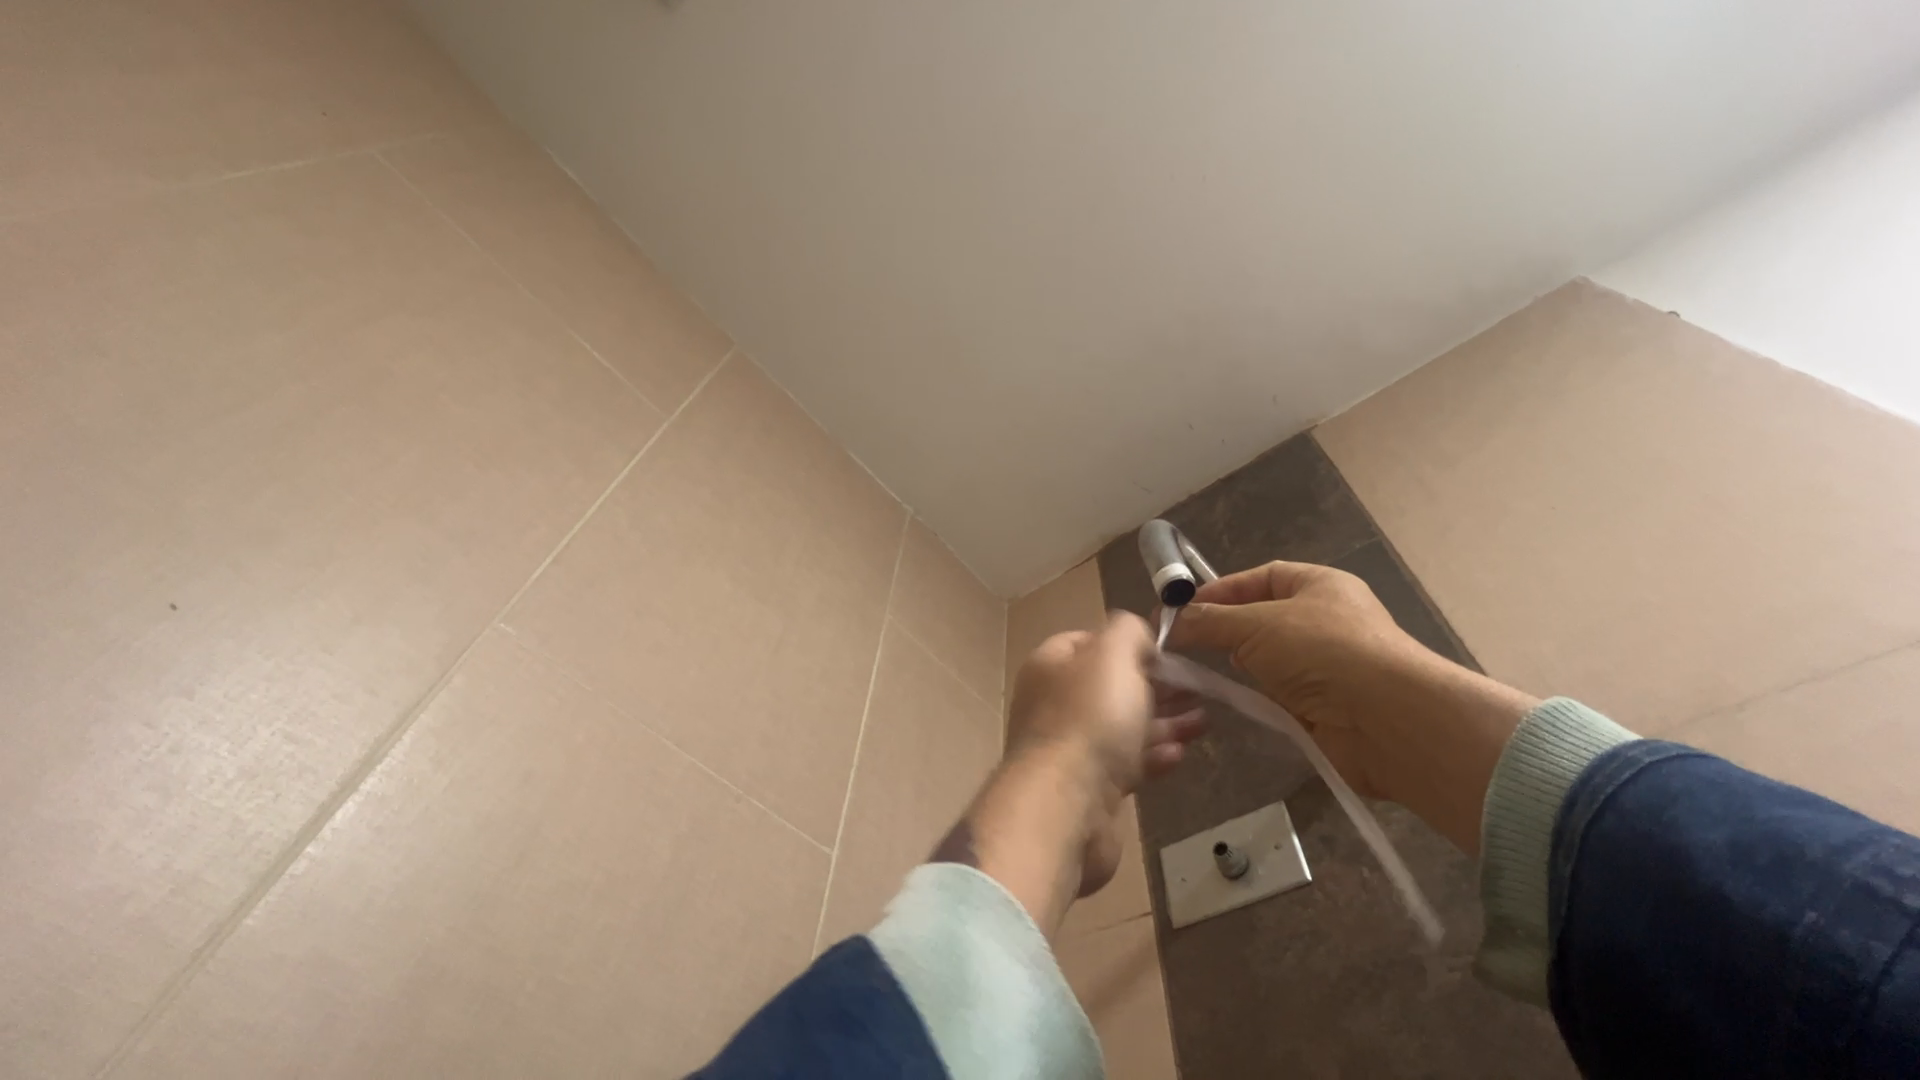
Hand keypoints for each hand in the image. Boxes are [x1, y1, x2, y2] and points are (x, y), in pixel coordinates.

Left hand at [1005, 612, 1205, 894]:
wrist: (1066, 807)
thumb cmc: (1089, 720)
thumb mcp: (1113, 656)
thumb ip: (1127, 632)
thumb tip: (1137, 635)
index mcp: (1051, 666)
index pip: (1088, 641)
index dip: (1128, 643)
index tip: (1167, 653)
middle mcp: (1053, 704)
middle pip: (1109, 686)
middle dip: (1155, 686)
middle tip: (1197, 689)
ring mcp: (1068, 748)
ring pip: (1121, 727)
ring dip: (1162, 722)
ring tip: (1202, 721)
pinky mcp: (1087, 788)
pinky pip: (1124, 765)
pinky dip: (1152, 757)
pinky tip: (1180, 755)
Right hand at [1167, 561, 1537, 853]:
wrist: (1388, 719)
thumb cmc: (1323, 651)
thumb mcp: (1255, 624)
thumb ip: (1209, 621)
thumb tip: (1171, 623)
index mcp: (1318, 584)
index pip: (1259, 578)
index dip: (1218, 591)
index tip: (1179, 611)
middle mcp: (1324, 619)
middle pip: (1261, 618)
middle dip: (1224, 630)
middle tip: (1184, 645)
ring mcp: (1326, 664)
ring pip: (1268, 658)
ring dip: (1239, 665)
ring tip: (1200, 674)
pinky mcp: (1324, 705)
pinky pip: (1278, 694)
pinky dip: (1255, 696)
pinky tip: (1232, 702)